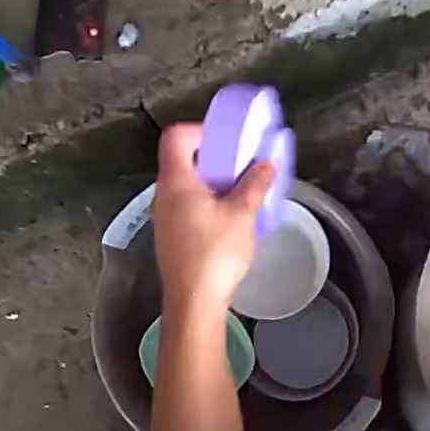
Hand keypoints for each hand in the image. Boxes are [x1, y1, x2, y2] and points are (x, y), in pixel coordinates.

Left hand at [152, 123, 274, 317]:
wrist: (195, 299)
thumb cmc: (215, 253)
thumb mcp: (243, 214)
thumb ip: (255, 185)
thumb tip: (265, 165)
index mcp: (176, 181)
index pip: (177, 137)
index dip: (202, 131)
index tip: (228, 141)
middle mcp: (163, 195)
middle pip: (183, 161)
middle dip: (215, 159)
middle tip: (242, 168)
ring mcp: (164, 217)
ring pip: (187, 186)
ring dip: (213, 184)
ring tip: (241, 195)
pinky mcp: (172, 236)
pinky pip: (188, 207)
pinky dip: (207, 204)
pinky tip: (229, 221)